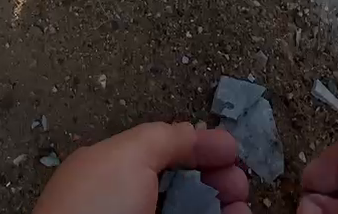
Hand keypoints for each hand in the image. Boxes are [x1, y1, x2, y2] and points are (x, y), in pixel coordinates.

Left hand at [32, 121, 250, 213]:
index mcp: (110, 172)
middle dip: (215, 179)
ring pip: (189, 213)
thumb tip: (195, 131)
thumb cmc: (94, 211)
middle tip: (240, 182)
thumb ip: (164, 138)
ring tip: (243, 206)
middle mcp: (126, 205)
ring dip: (221, 208)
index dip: (196, 147)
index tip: (231, 148)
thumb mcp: (127, 156)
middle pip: (179, 187)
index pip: (160, 152)